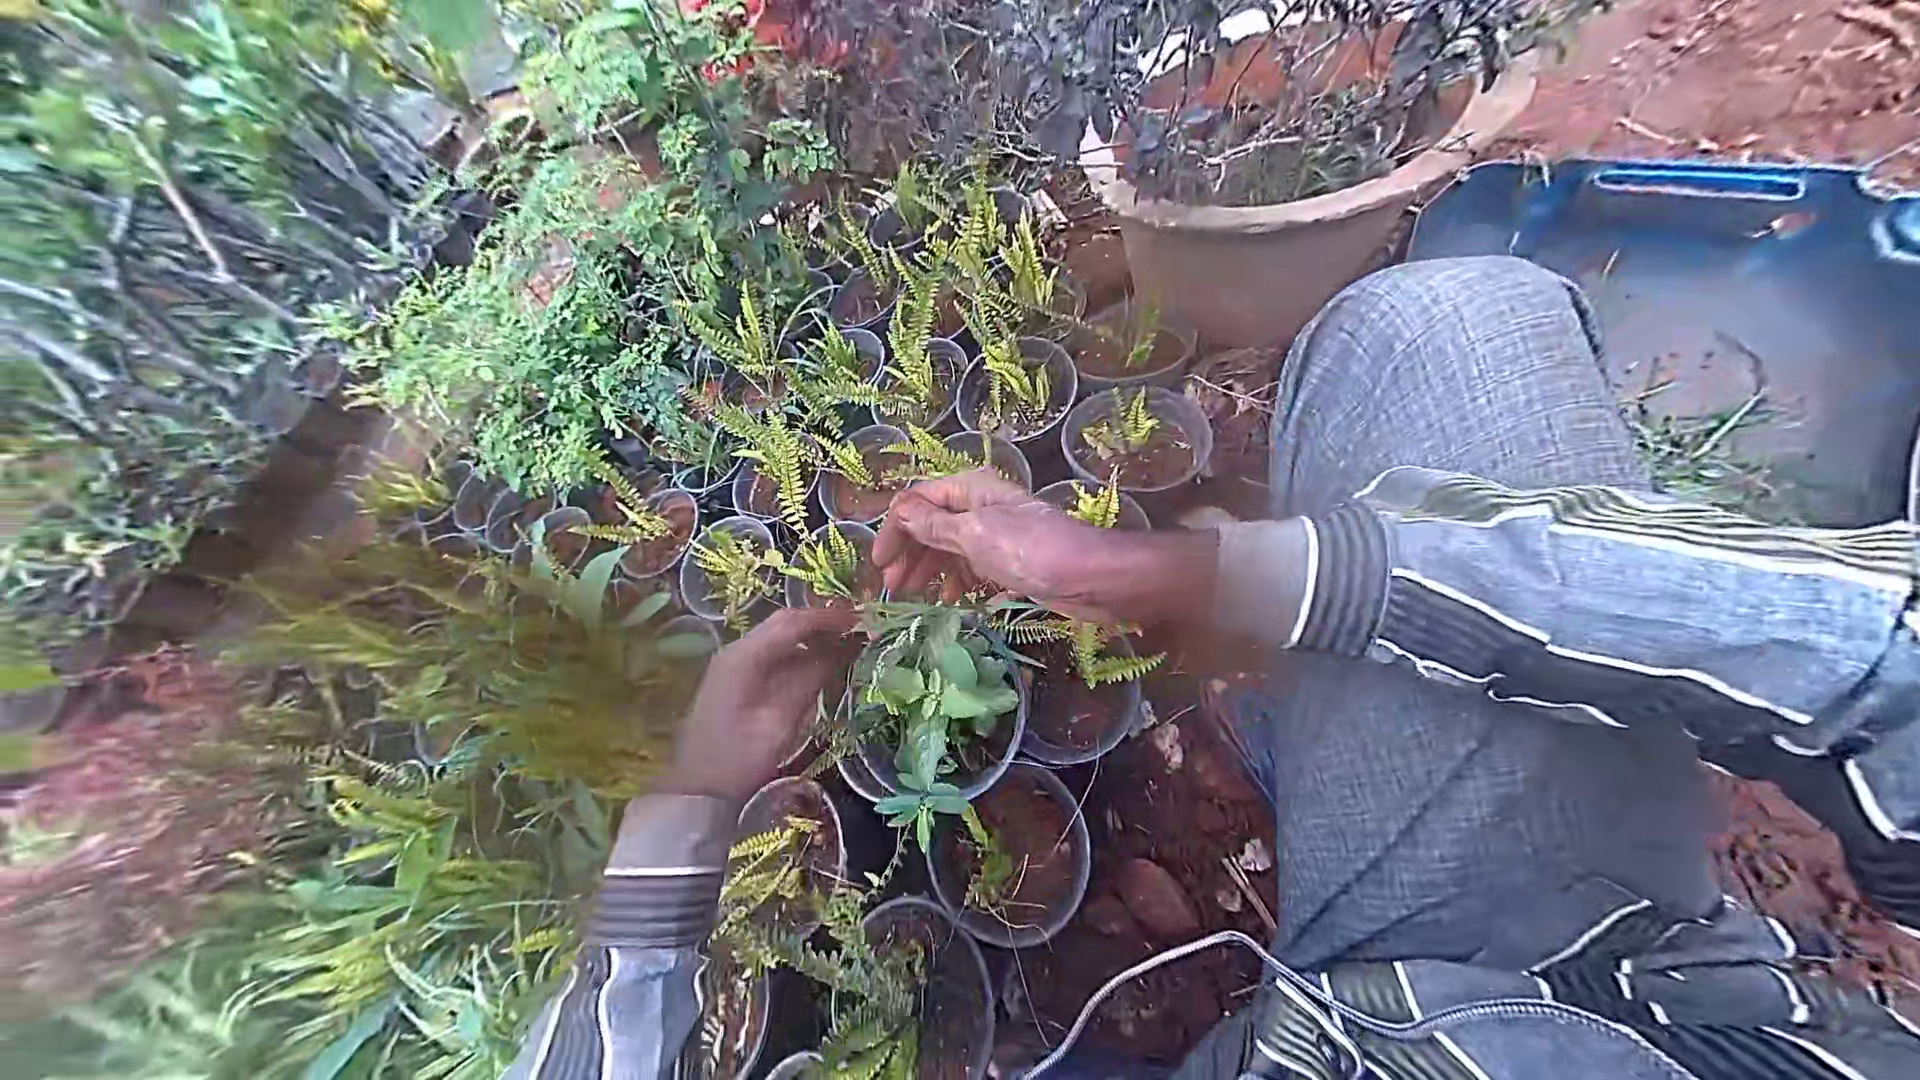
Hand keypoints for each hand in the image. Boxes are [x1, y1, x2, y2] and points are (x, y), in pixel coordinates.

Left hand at [664, 606, 859, 800]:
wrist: (695, 792)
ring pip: (779, 635)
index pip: (793, 622)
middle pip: (785, 622)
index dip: (830, 618)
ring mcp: (734, 663)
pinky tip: (820, 662)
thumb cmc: (738, 760)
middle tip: (858, 629)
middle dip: (823, 622)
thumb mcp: (781, 720)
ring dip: (813, 635)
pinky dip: (800, 651)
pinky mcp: (737, 677)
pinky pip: (774, 652)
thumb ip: (812, 677)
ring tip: (846, 643)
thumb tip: (847, 647)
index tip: (862, 619)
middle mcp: (737, 650)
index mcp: (745, 656)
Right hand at [875, 469, 1217, 624]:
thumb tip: (900, 512)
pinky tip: (949, 601)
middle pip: (930, 525)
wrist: (1092, 578)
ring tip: (912, 598)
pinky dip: (956, 582)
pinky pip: (971, 568)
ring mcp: (995, 534)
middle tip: (892, 590)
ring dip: (928, 570)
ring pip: (949, 548)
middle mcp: (980, 507)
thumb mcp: (976, 535)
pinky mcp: (1008, 561)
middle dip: (909, 554)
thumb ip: (935, 525)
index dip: (894, 530)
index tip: (878, 566)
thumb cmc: (1032, 550)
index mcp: (970, 489)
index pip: (917, 502)